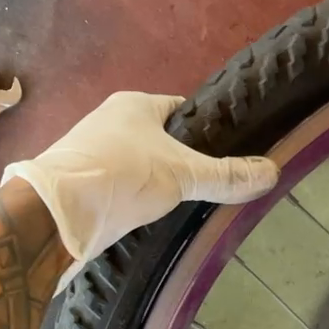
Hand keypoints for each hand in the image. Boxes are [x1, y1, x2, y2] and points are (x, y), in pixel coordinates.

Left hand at [3, 92, 278, 289]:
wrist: (55, 215)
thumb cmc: (121, 176)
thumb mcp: (183, 174)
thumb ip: (225, 176)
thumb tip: (273, 172)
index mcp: (134, 104)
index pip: (181, 110)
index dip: (207, 130)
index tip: (227, 155)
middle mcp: (109, 122)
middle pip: (159, 140)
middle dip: (182, 163)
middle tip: (209, 190)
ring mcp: (91, 156)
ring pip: (137, 167)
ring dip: (156, 186)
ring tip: (184, 210)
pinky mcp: (80, 188)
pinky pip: (118, 192)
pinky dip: (134, 204)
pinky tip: (149, 223)